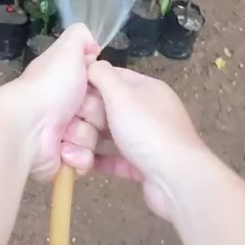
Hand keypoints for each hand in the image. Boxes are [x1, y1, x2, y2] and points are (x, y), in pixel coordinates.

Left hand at [0, 24, 105, 180]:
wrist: (27, 126)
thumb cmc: (49, 86)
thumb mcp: (66, 50)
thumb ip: (80, 37)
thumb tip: (93, 46)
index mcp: (67, 83)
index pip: (101, 88)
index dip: (101, 90)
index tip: (93, 87)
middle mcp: (66, 108)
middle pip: (103, 114)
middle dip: (93, 113)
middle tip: (76, 110)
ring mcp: (64, 135)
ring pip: (96, 139)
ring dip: (83, 135)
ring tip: (65, 132)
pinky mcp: (63, 160)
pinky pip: (87, 161)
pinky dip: (78, 156)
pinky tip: (64, 149)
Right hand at [84, 61, 211, 220]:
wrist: (176, 179)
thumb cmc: (146, 129)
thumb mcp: (121, 93)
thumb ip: (102, 74)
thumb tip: (90, 65)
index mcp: (147, 88)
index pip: (114, 76)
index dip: (90, 81)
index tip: (68, 92)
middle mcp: (149, 111)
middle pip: (110, 106)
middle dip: (88, 115)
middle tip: (68, 123)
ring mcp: (148, 139)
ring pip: (113, 134)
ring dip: (91, 139)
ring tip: (70, 146)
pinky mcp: (144, 165)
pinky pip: (117, 159)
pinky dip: (100, 160)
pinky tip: (82, 163)